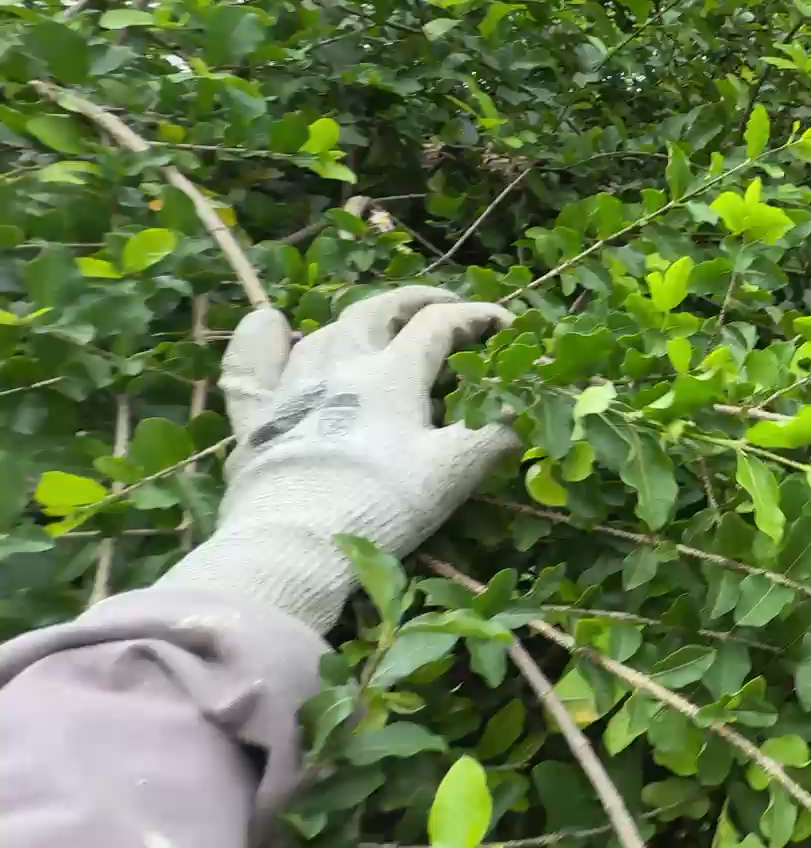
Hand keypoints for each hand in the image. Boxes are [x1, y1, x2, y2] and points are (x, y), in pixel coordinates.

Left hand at [157, 287, 520, 632]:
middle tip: (448, 304)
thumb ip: (496, 430)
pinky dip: (259, 340)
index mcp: (392, 375)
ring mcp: (293, 391)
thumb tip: (523, 407)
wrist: (295, 547)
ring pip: (325, 332)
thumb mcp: (458, 466)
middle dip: (419, 300)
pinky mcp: (258, 421)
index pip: (440, 325)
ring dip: (361, 319)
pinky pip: (250, 368)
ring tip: (385, 322)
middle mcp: (340, 368)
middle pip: (378, 312)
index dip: (478, 316)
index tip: (509, 324)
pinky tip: (267, 321)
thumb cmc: (386, 500)